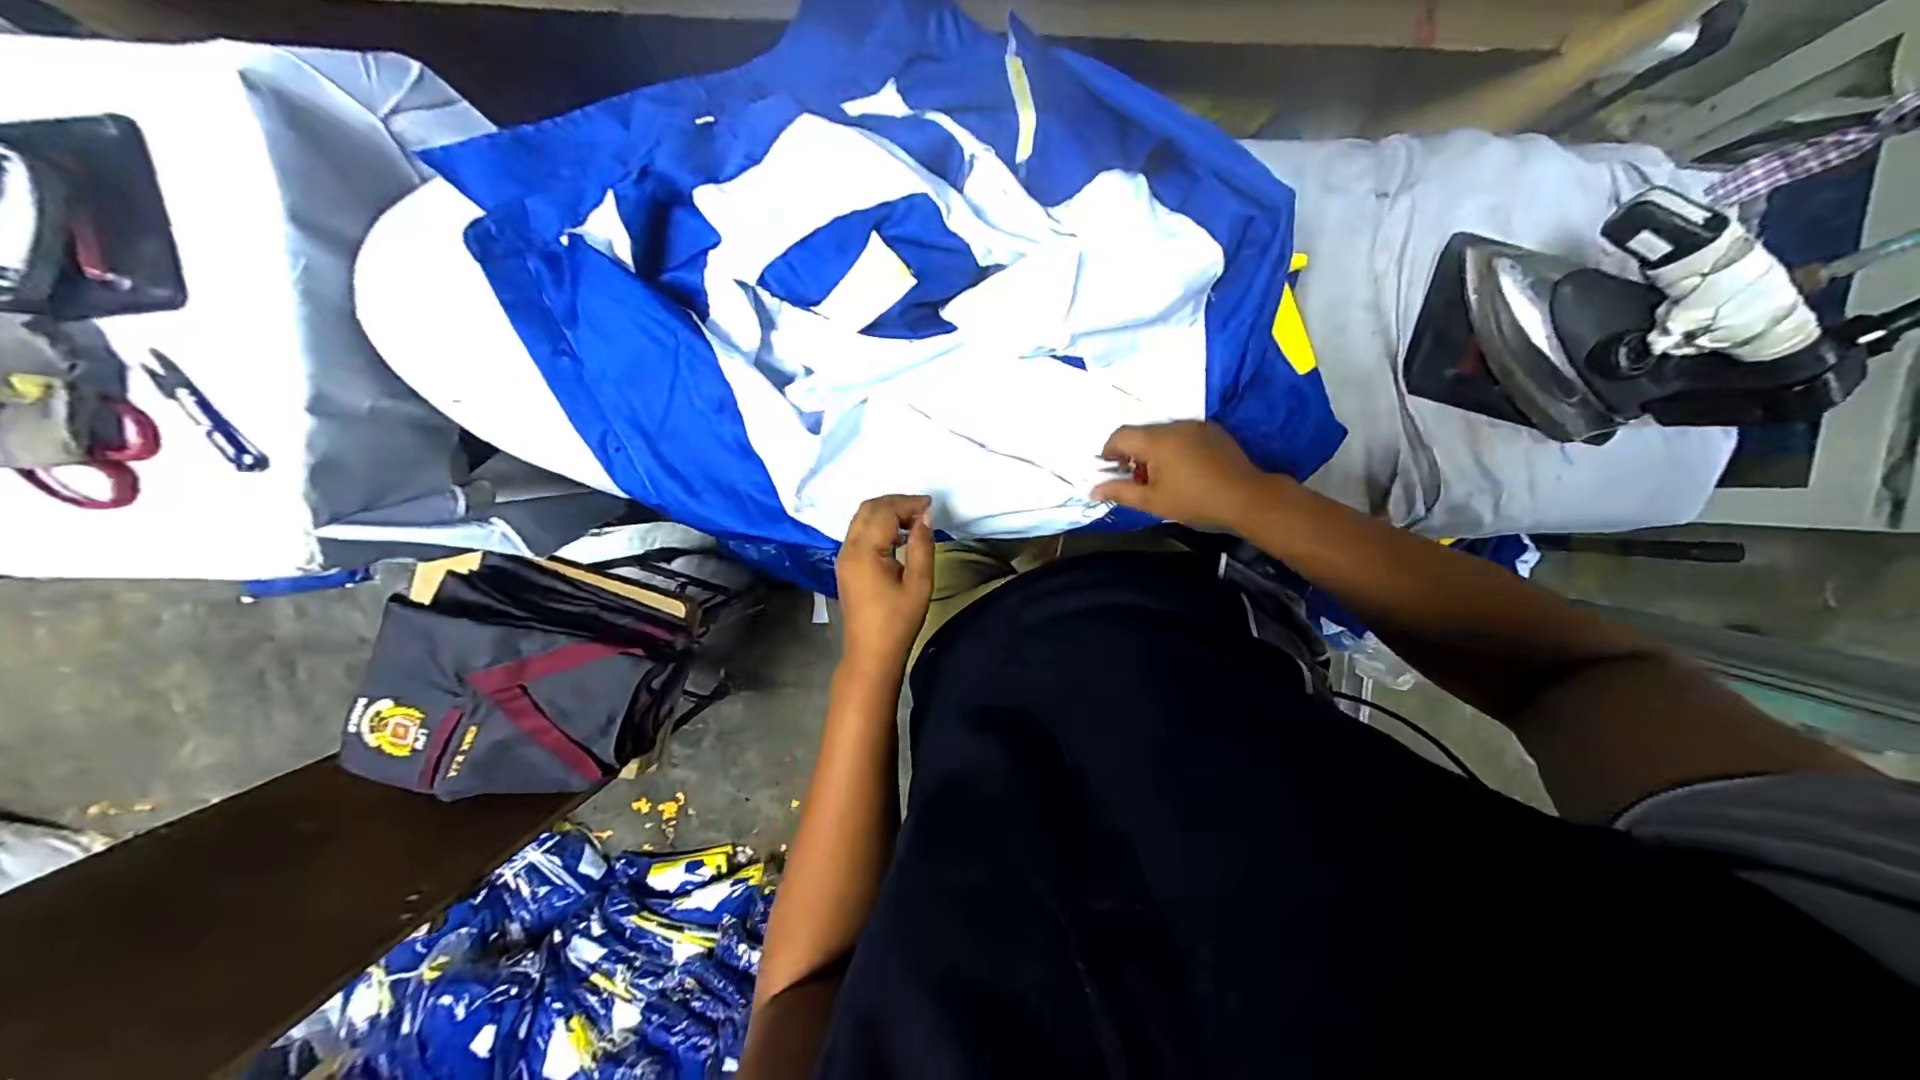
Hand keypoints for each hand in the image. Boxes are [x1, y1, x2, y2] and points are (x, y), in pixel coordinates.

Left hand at [835, 494, 934, 671]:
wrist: (871, 653)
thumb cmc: (898, 621)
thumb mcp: (919, 584)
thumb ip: (922, 546)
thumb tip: (924, 518)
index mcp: (864, 552)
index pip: (884, 511)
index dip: (907, 503)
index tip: (930, 506)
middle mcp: (848, 549)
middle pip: (868, 509)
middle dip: (895, 503)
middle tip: (922, 510)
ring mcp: (843, 557)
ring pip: (861, 519)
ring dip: (886, 512)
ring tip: (913, 520)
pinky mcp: (845, 566)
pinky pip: (858, 533)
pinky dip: (877, 525)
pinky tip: (897, 536)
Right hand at [1091, 421, 1273, 529]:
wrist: (1247, 498)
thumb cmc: (1195, 501)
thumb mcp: (1153, 501)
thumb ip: (1120, 492)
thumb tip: (1092, 490)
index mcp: (1156, 440)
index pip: (1120, 435)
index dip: (1108, 452)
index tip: (1109, 470)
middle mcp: (1174, 425)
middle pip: (1141, 433)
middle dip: (1132, 453)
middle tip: (1135, 479)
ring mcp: (1196, 426)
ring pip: (1162, 433)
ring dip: (1153, 451)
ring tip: (1160, 477)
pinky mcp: (1212, 431)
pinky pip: (1182, 434)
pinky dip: (1173, 448)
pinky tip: (1182, 470)